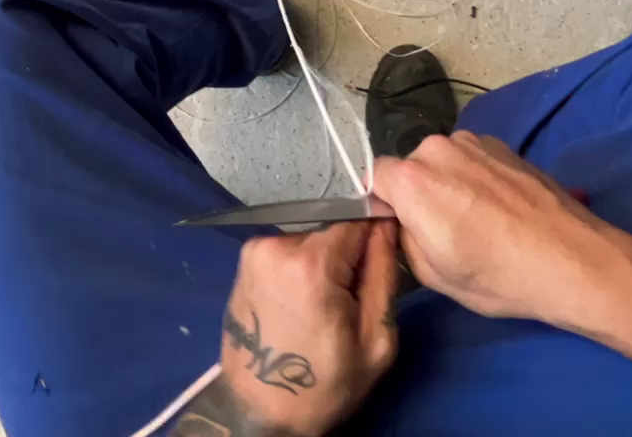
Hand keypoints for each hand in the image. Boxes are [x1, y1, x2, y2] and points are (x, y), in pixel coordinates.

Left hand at [208, 220, 399, 436]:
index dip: (372, 239)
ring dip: (321, 262)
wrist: (259, 410)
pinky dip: (299, 267)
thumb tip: (387, 224)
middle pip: (330, 231)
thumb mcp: (374, 340)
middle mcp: (278, 245)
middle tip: (347, 301)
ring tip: (320, 306)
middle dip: (345, 257)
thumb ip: (383, 274)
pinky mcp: (245, 257)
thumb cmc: (324, 384)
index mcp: (311, 264)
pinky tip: (298, 302)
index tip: (376, 266)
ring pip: (309, 238)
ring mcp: (256, 249)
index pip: (356, 221)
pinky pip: (287, 249)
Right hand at [369, 131, 631, 331]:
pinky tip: (501, 205)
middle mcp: (435, 149)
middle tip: (445, 228)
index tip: (404, 226)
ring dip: (448, 182)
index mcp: (411, 181)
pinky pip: (470, 157)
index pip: (374, 177)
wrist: (575, 260)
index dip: (385, 203)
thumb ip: (403, 238)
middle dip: (418, 192)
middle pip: (410, 167)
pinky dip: (475, 176)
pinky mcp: (500, 143)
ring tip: (480, 217)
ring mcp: (470, 141)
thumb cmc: (500, 275)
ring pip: (441, 161)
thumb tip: (402, 221)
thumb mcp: (434, 275)